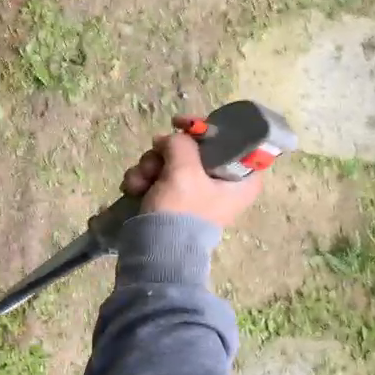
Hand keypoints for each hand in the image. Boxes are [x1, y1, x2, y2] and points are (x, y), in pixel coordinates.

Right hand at [119, 115, 262, 228]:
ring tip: (138, 183)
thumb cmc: (180, 211)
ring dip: (147, 168)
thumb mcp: (183, 172)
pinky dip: (142, 181)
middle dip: (164, 155)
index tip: (180, 124)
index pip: (231, 141)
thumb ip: (180, 145)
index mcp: (242, 179)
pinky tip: (133, 190)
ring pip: (169, 164)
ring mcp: (194, 194)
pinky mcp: (171, 202)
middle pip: (192, 152)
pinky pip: (156, 179)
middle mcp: (221, 185)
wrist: (157, 250)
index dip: (205, 130)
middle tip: (153, 163)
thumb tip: (170, 138)